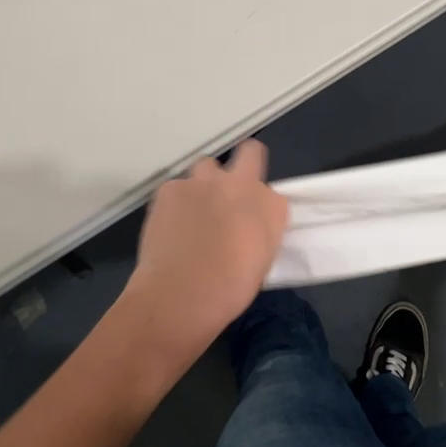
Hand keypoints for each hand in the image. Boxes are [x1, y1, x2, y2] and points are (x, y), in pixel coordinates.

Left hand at [119, 140, 289, 357]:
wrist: (181, 294)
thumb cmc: (229, 289)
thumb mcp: (261, 258)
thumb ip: (260, 228)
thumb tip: (248, 221)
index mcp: (271, 206)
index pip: (276, 187)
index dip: (261, 193)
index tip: (251, 209)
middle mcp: (241, 183)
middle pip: (248, 152)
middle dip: (240, 168)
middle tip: (225, 197)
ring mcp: (203, 181)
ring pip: (206, 167)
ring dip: (205, 184)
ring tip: (193, 212)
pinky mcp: (171, 188)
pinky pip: (177, 187)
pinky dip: (175, 202)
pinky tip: (169, 225)